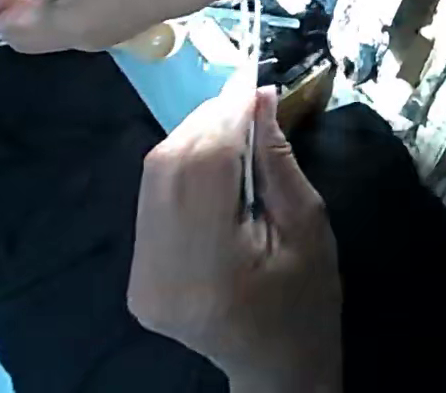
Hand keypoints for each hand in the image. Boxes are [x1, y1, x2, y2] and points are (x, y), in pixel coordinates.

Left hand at [128, 78, 343, 392]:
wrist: (278, 364)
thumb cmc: (307, 296)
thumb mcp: (307, 221)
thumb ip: (276, 157)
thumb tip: (258, 95)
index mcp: (213, 268)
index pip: (208, 164)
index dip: (228, 113)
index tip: (252, 81)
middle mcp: (162, 273)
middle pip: (173, 162)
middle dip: (210, 118)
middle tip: (245, 97)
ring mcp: (143, 277)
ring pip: (157, 171)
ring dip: (194, 134)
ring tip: (233, 122)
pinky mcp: (138, 275)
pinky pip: (155, 193)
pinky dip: (183, 161)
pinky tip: (212, 154)